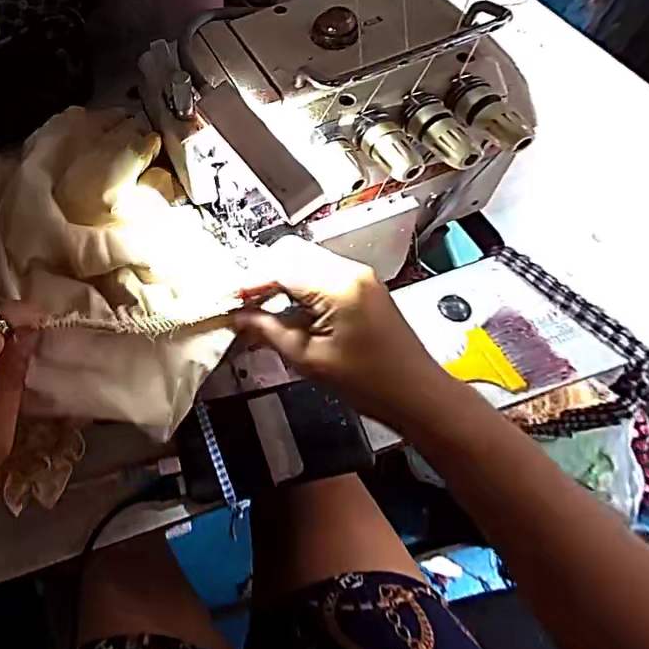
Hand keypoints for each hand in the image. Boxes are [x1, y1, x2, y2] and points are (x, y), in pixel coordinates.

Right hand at [232, 236, 447, 424]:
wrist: (418, 395)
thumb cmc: (368, 383)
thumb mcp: (309, 360)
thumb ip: (269, 332)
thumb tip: (237, 318)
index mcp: (337, 286)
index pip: (280, 268)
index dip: (250, 283)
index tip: (230, 301)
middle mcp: (349, 270)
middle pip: (291, 253)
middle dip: (262, 274)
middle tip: (243, 303)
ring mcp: (358, 275)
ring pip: (304, 259)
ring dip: (279, 278)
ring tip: (260, 308)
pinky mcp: (361, 285)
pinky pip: (320, 272)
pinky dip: (298, 284)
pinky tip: (286, 309)